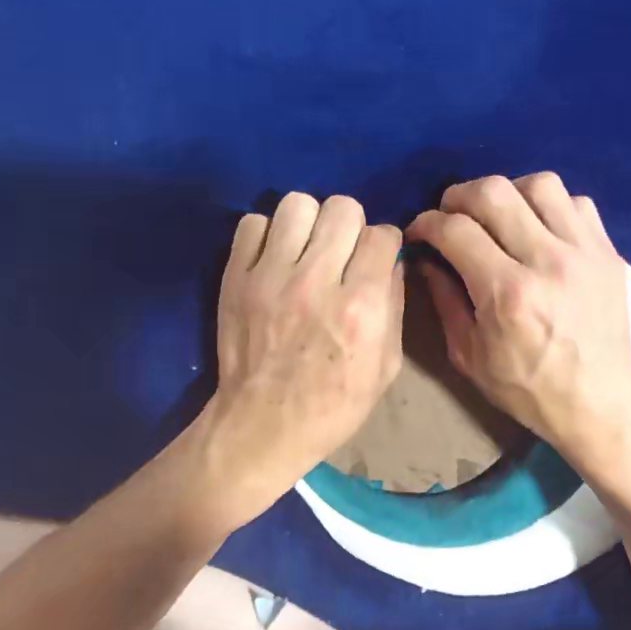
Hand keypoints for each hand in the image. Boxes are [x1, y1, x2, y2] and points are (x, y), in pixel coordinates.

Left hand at [191, 192, 404, 524]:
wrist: (263, 425)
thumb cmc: (333, 405)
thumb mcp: (386, 367)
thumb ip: (394, 306)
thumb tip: (391, 259)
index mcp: (360, 307)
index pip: (381, 234)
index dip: (383, 243)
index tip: (375, 258)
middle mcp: (316, 282)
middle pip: (343, 208)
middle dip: (351, 225)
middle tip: (341, 251)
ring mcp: (270, 276)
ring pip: (297, 204)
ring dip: (309, 222)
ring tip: (307, 248)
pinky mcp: (236, 277)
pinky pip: (253, 223)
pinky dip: (267, 233)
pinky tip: (274, 257)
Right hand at [407, 173, 630, 471]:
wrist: (598, 403)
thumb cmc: (525, 386)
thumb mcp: (468, 354)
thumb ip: (444, 298)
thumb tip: (425, 257)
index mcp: (507, 292)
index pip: (455, 229)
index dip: (426, 223)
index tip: (419, 232)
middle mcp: (547, 261)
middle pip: (493, 193)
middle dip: (457, 197)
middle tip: (450, 215)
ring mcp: (584, 252)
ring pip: (538, 184)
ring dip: (507, 193)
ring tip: (496, 215)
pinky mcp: (607, 251)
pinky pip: (575, 201)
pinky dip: (549, 205)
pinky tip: (537, 228)